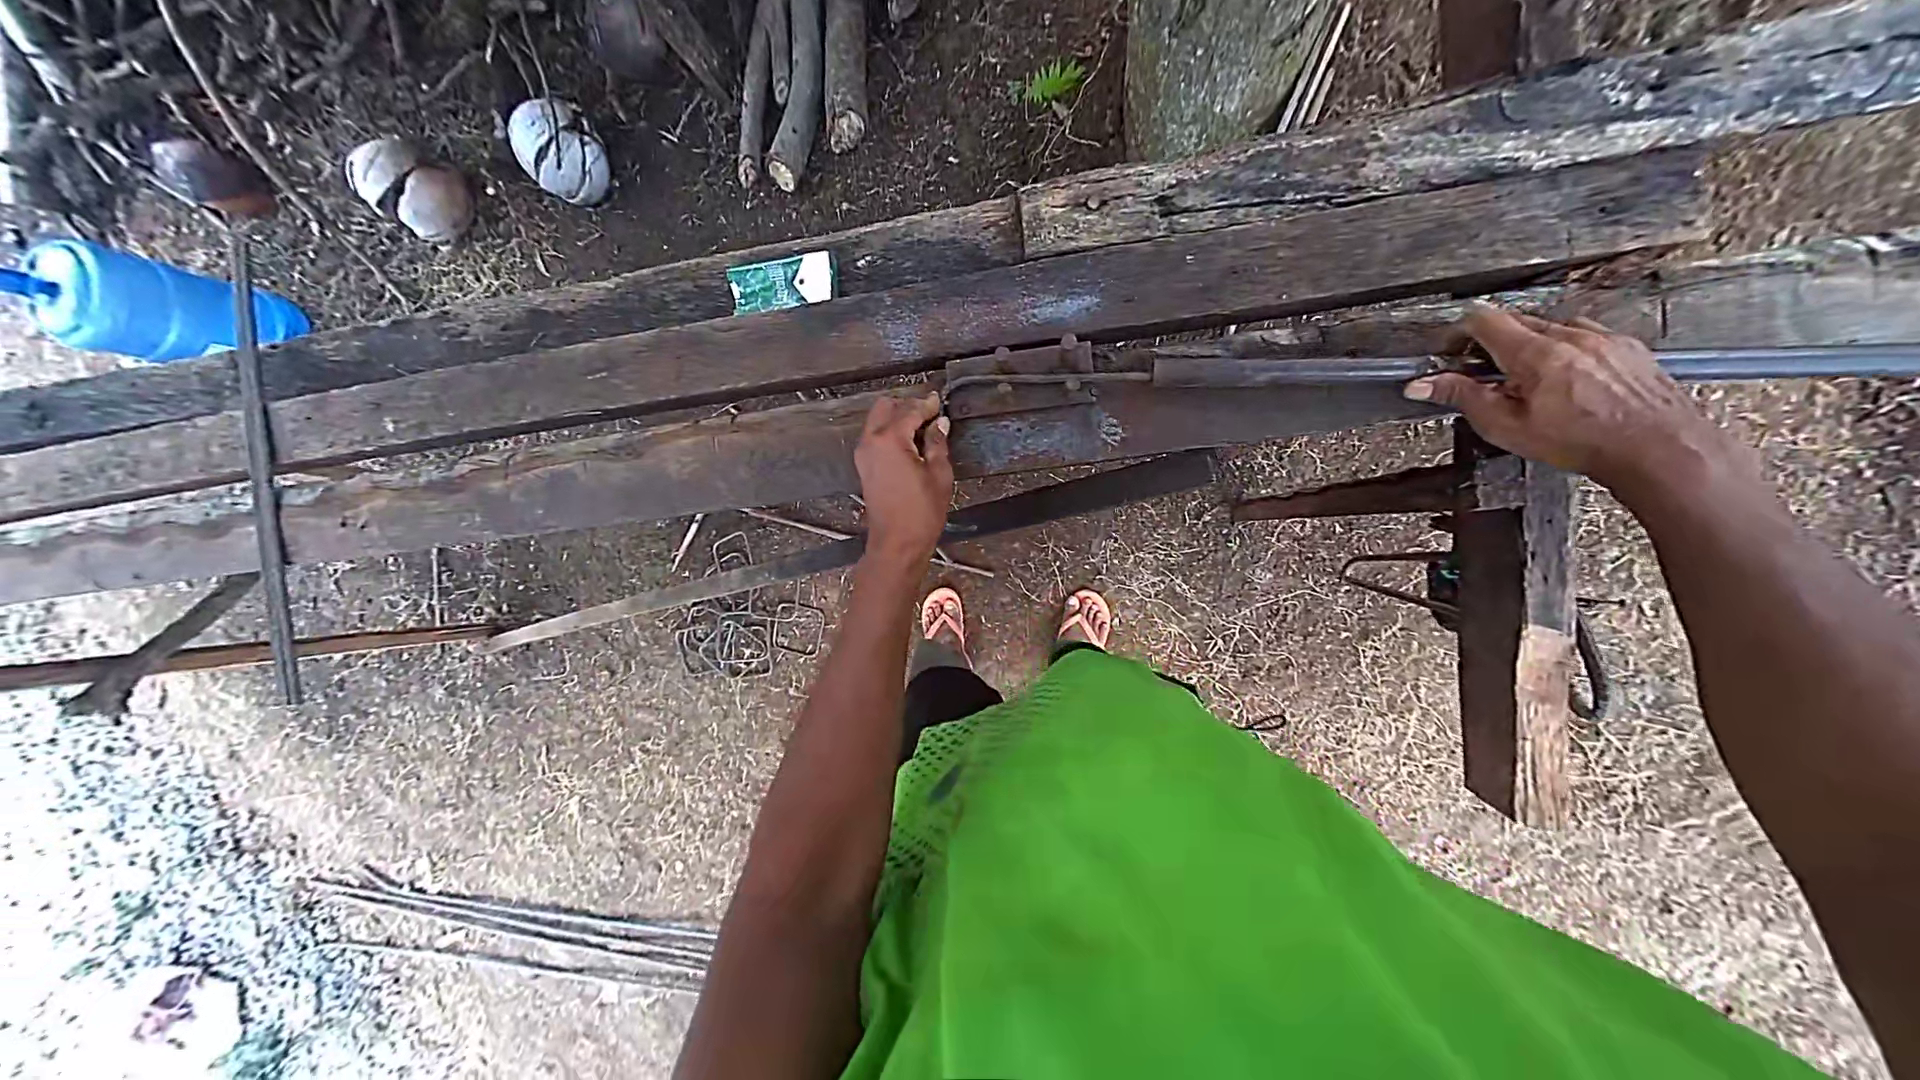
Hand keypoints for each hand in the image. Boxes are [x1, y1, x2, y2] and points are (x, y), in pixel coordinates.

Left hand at [854, 393, 953, 567]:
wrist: (897, 543)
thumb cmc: (922, 512)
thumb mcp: (939, 474)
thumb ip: (938, 443)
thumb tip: (940, 424)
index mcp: (890, 439)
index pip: (910, 410)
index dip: (927, 404)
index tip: (939, 401)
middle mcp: (871, 441)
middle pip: (886, 407)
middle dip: (907, 405)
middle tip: (930, 413)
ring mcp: (864, 454)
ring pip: (877, 421)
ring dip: (897, 418)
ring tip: (923, 427)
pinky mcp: (864, 467)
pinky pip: (875, 437)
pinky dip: (890, 432)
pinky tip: (910, 442)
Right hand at [1404, 308, 1758, 500]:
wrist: (1658, 447)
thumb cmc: (1584, 441)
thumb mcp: (1505, 426)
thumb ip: (1462, 397)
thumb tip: (1422, 384)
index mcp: (1536, 353)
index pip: (1486, 320)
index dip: (1462, 332)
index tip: (1453, 350)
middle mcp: (1572, 336)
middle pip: (1518, 321)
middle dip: (1494, 343)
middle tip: (1484, 373)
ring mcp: (1603, 338)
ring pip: (1552, 327)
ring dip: (1530, 346)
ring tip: (1526, 380)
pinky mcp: (1626, 346)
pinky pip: (1584, 336)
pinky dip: (1564, 351)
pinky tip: (1564, 380)